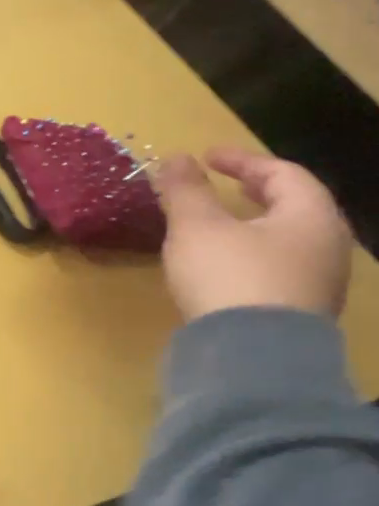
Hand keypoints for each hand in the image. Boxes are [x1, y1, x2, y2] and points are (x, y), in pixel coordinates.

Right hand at [155, 147, 352, 321]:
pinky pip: (282, 260)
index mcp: (310, 216)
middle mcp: (327, 242)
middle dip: (257, 189)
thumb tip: (178, 158)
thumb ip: (186, 190)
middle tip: (223, 182)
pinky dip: (254, 246)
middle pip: (296, 204)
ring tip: (220, 219)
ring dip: (256, 219)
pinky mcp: (301, 303)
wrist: (253, 349)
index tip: (206, 156)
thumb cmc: (228, 274)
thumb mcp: (196, 226)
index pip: (285, 174)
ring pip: (289, 234)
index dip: (243, 160)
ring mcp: (320, 277)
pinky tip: (226, 256)